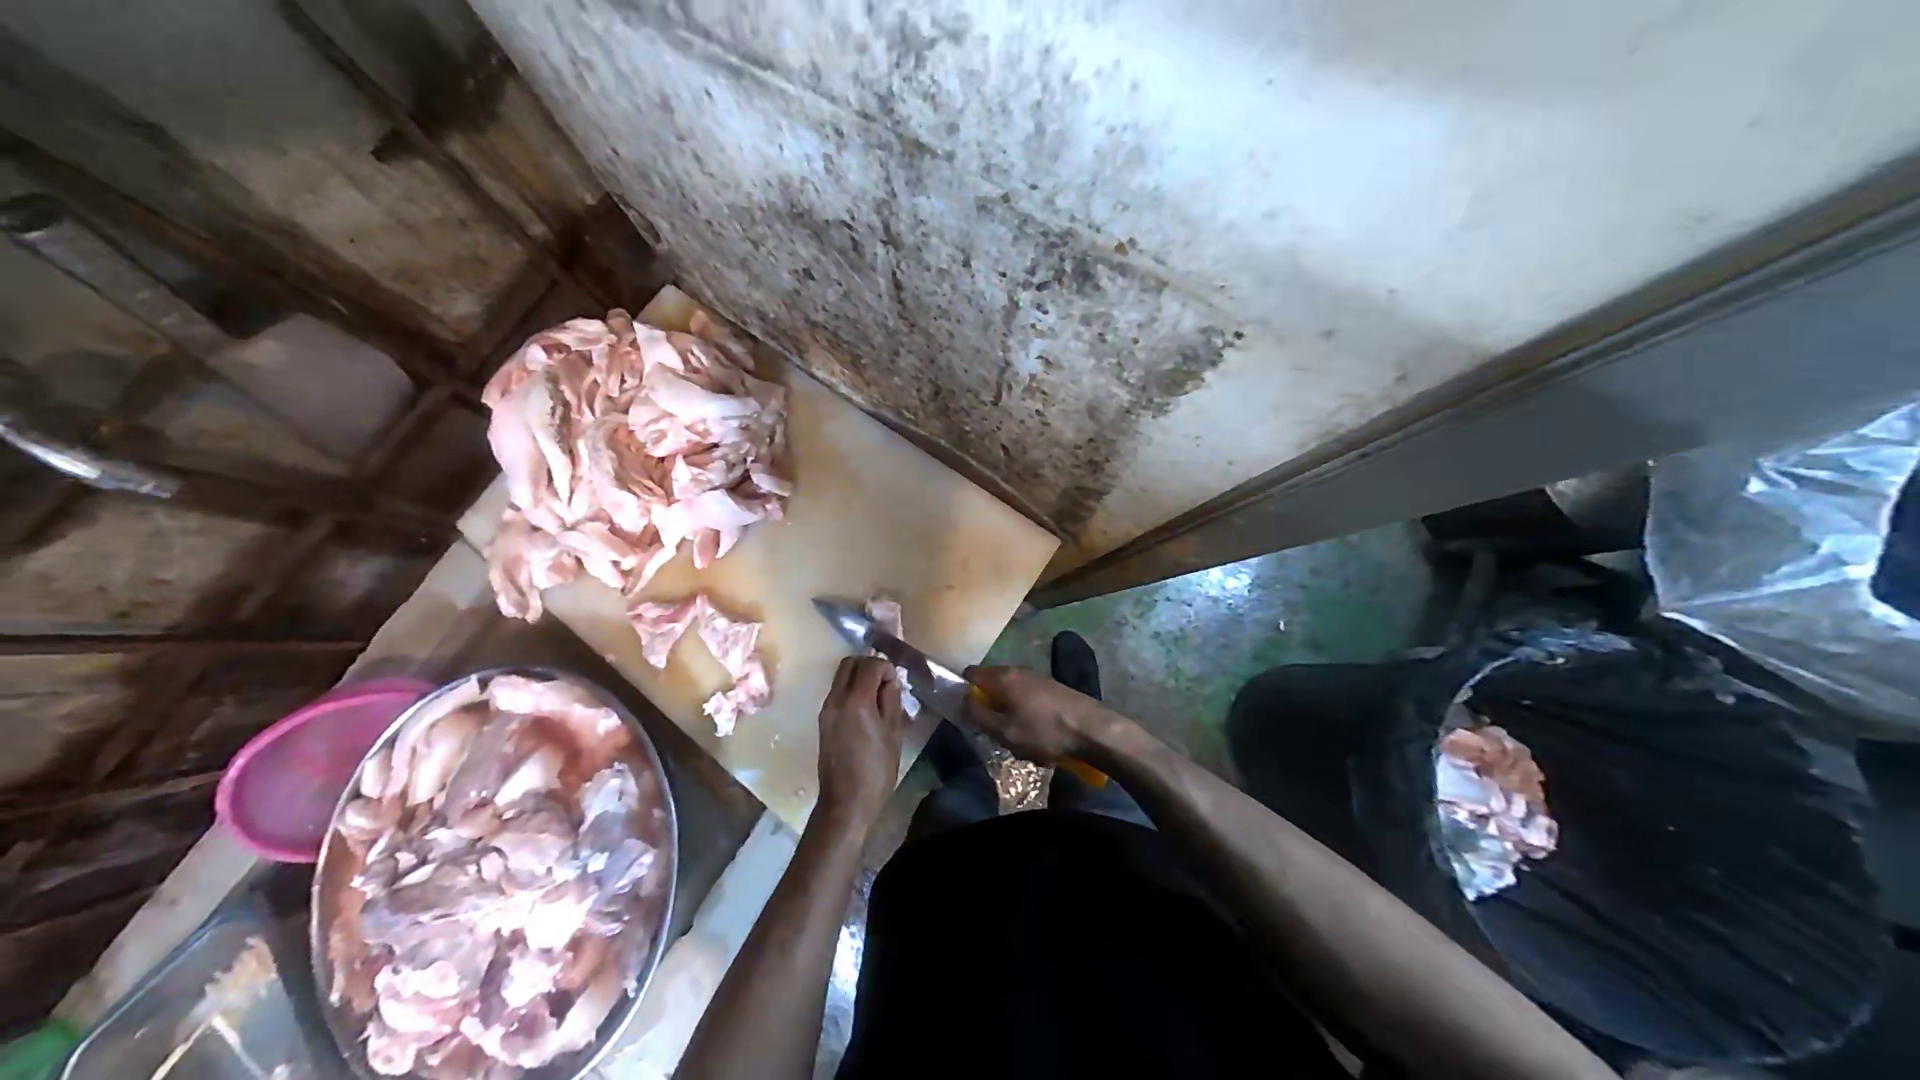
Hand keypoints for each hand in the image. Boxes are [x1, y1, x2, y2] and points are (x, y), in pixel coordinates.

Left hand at [814, 656, 907, 834]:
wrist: (846, 801)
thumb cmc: (877, 769)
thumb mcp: (893, 733)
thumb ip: (891, 700)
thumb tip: (889, 681)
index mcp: (856, 700)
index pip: (870, 664)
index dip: (886, 668)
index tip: (896, 684)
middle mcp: (836, 699)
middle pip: (849, 663)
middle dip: (869, 665)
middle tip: (885, 683)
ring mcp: (826, 709)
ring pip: (841, 676)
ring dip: (859, 676)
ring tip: (877, 697)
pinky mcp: (823, 720)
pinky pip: (837, 692)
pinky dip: (851, 689)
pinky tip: (866, 709)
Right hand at [962, 665, 1109, 764]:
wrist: (1092, 729)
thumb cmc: (1044, 731)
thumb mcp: (1004, 730)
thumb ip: (978, 714)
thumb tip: (963, 699)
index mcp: (1003, 677)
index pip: (971, 673)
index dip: (963, 690)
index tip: (966, 712)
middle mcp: (1018, 671)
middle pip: (992, 687)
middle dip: (991, 711)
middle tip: (997, 734)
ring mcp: (1037, 679)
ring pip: (1011, 699)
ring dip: (1012, 720)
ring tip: (1024, 744)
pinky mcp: (1052, 690)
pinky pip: (1028, 704)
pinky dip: (1028, 721)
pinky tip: (1041, 741)